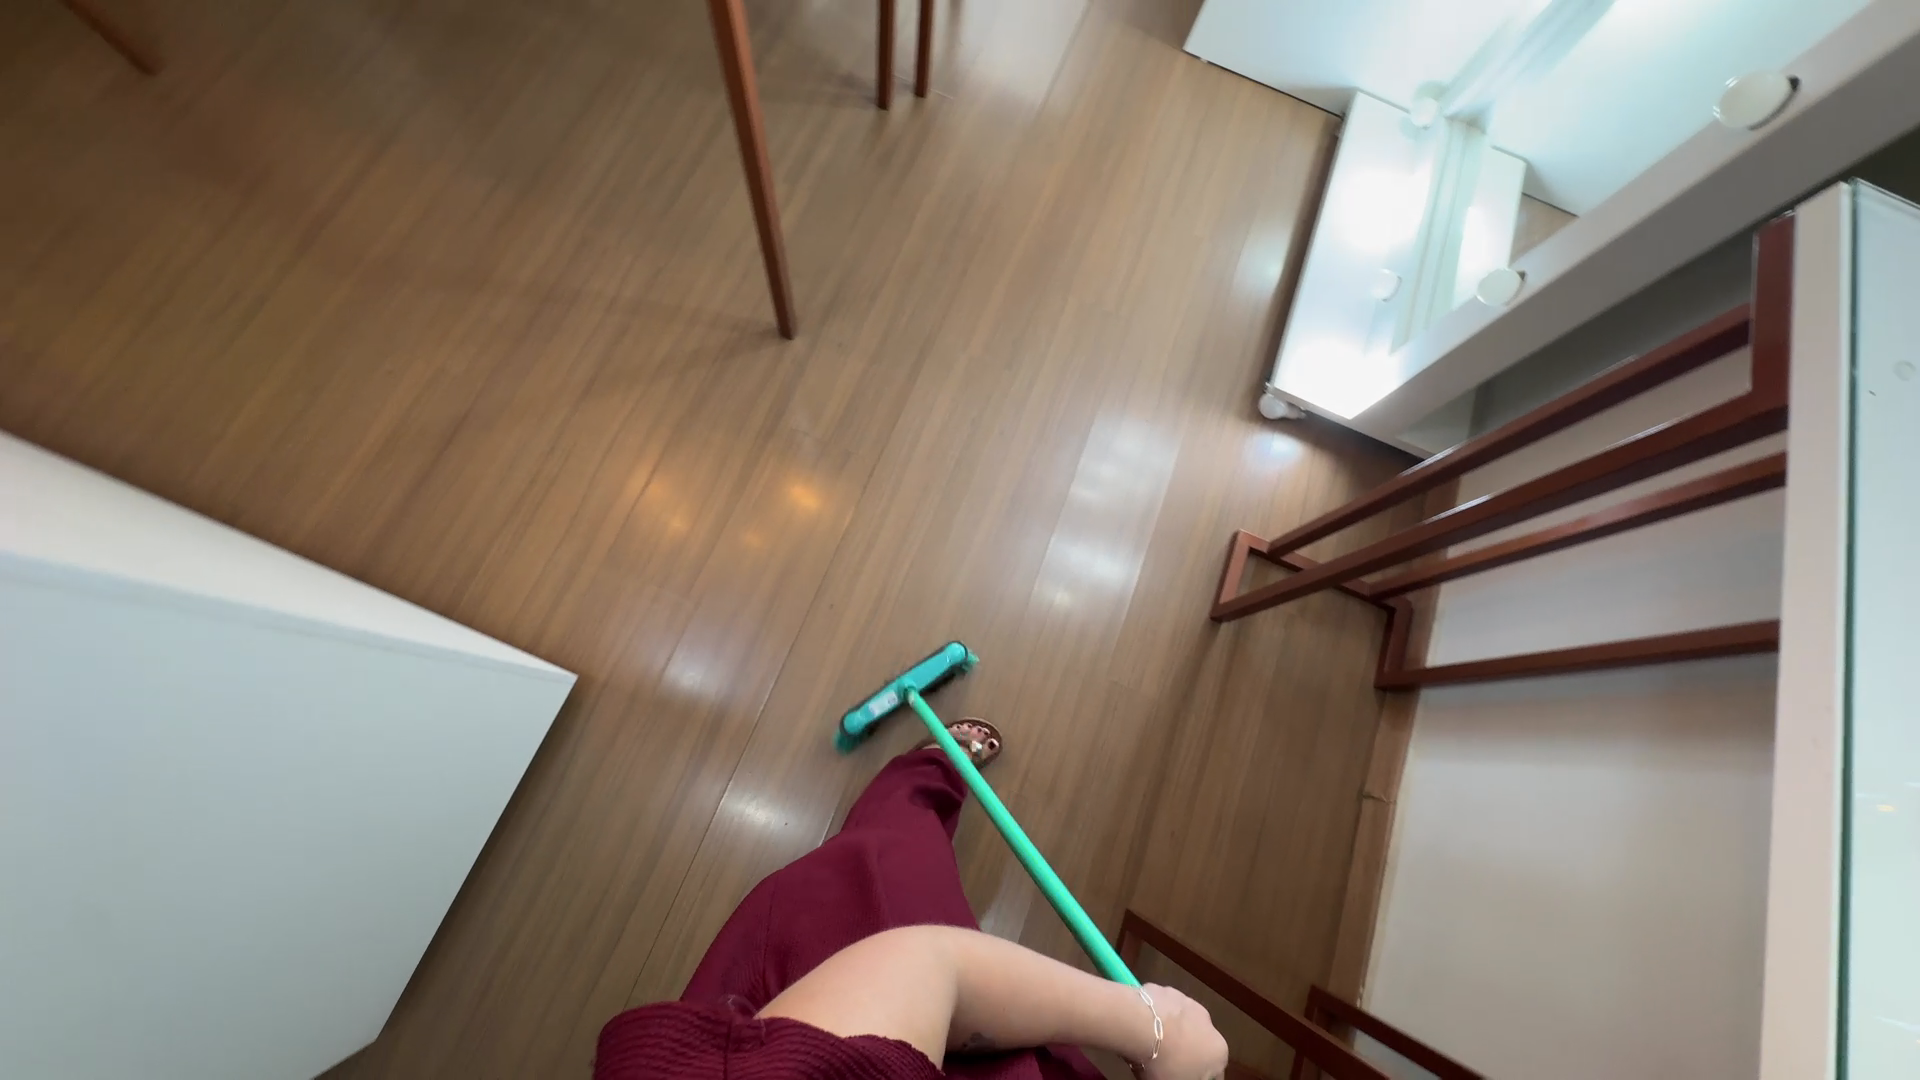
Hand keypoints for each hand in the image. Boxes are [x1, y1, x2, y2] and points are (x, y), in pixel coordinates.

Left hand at [1136, 984, 1227, 1079]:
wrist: (1138, 1024)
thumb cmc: (1165, 1064)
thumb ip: (1191, 1078)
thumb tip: (1187, 1073)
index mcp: (1219, 1050)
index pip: (1215, 1072)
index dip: (1199, 1076)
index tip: (1183, 1075)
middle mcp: (1208, 1021)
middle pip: (1199, 1042)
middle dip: (1187, 1051)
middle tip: (1168, 1061)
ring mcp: (1185, 1000)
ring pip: (1182, 1021)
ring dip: (1173, 1030)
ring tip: (1154, 1042)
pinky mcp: (1165, 989)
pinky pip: (1163, 1007)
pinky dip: (1158, 1015)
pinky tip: (1144, 1024)